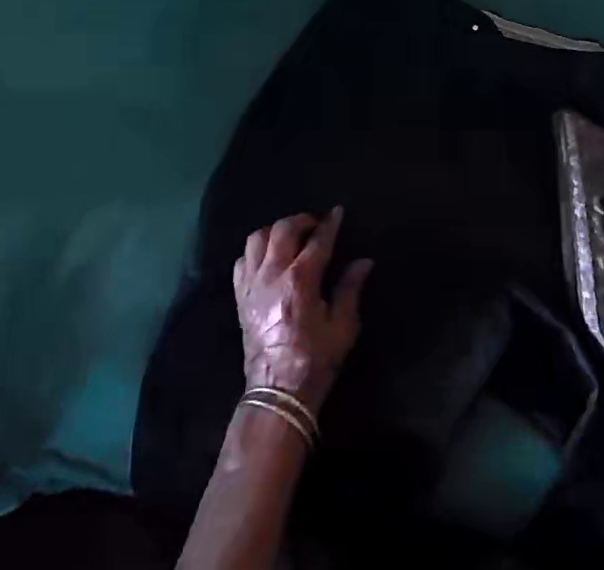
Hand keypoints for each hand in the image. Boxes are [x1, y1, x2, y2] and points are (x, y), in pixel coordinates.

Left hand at [233, 206, 373, 412]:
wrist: (277, 391)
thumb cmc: (315, 359)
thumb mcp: (342, 327)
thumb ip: (350, 288)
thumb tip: (364, 261)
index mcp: (300, 280)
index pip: (318, 241)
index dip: (330, 224)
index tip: (338, 211)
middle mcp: (272, 274)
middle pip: (283, 229)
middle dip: (302, 220)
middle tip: (315, 224)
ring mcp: (251, 284)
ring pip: (256, 239)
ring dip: (275, 231)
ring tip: (290, 238)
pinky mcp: (239, 296)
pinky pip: (241, 261)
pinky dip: (255, 252)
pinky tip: (268, 259)